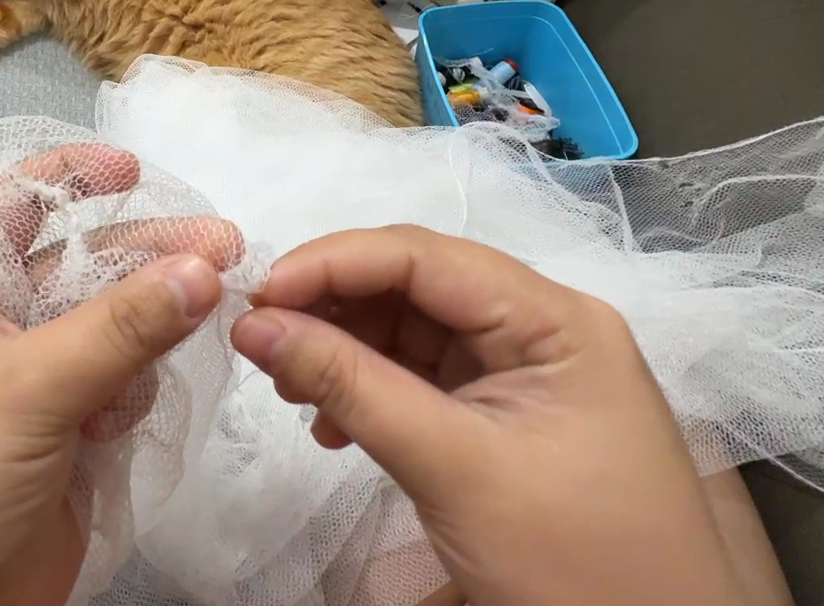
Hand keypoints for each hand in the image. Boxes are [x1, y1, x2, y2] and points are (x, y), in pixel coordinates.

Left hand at [0, 144, 244, 605]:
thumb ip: (119, 328)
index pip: (13, 206)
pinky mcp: (80, 423)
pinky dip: (145, 378)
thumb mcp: (29, 391)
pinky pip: (129, 375)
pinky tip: (142, 401)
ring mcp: (46, 373)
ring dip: (157, 316)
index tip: (130, 168)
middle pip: (86, 262)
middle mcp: (5, 321)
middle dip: (148, 250)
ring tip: (212, 309)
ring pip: (118, 320)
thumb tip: (204, 268)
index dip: (66, 176)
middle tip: (224, 246)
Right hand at [231, 226, 760, 605]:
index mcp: (552, 318)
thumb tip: (248, 325)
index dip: (332, 262)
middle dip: (330, 306)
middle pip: (410, 283)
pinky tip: (328, 425)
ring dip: (338, 349)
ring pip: (402, 326)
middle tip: (261, 339)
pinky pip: (411, 373)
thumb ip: (347, 384)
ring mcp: (515, 369)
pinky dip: (361, 389)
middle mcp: (534, 326)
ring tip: (288, 388)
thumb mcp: (452, 468)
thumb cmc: (575, 568)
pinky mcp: (494, 410)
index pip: (423, 255)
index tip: (259, 295)